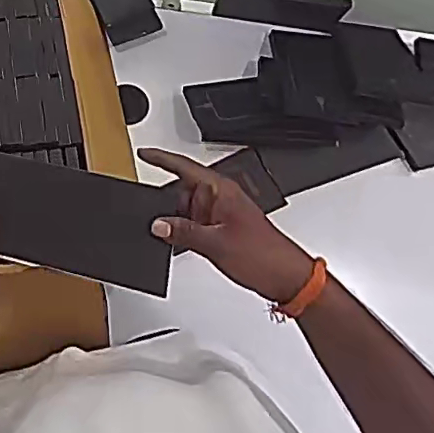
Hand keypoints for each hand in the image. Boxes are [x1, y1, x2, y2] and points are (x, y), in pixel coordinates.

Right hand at [140, 147, 316, 303]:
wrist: (289, 279)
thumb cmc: (265, 255)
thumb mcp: (215, 243)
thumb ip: (182, 232)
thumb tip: (158, 224)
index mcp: (220, 189)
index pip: (183, 167)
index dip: (161, 158)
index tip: (144, 152)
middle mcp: (220, 197)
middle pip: (181, 190)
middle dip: (168, 204)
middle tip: (158, 218)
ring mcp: (221, 213)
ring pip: (186, 209)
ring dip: (179, 221)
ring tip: (179, 237)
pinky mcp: (222, 228)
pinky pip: (194, 223)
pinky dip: (186, 231)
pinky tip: (184, 244)